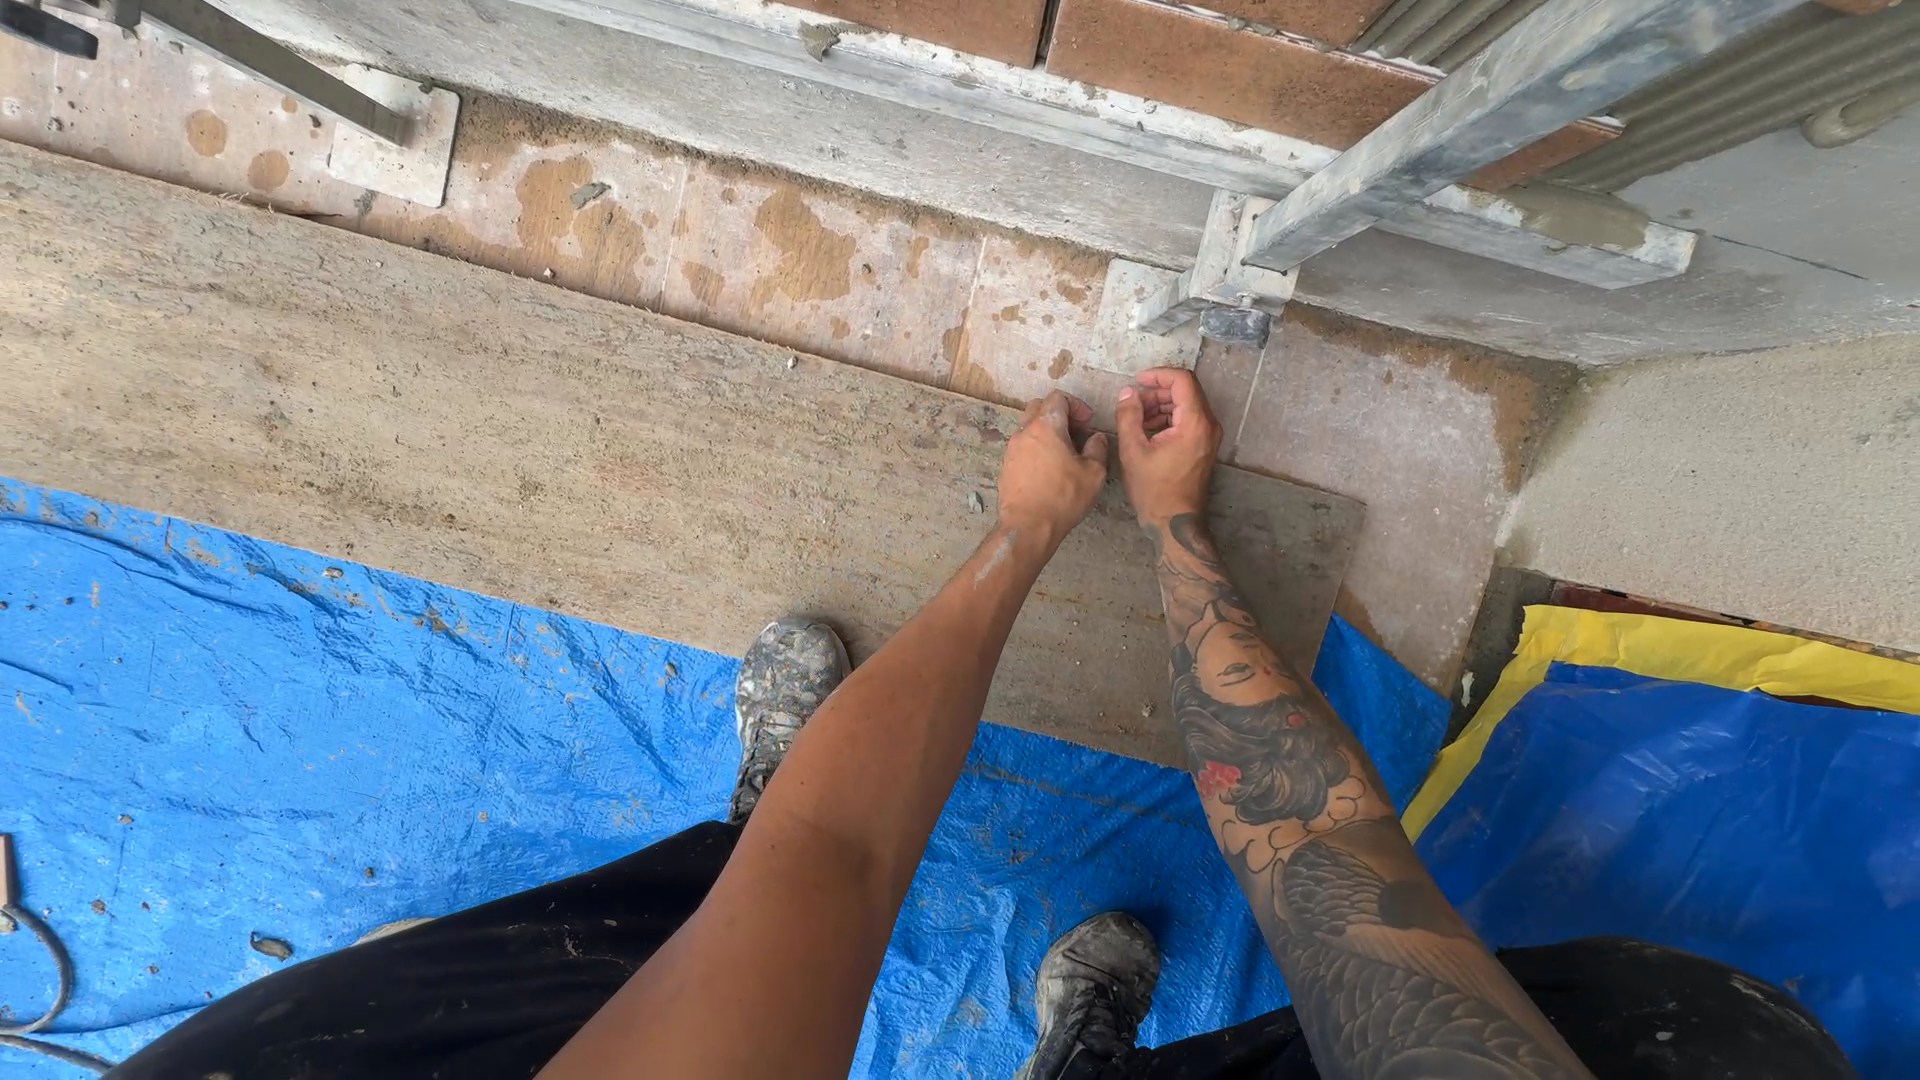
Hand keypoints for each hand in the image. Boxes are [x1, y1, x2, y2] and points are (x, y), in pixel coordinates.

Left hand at [997, 391, 1110, 546]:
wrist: (1027, 526)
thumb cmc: (1063, 498)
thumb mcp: (1093, 473)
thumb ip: (1098, 448)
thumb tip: (1096, 438)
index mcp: (1046, 426)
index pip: (1058, 397)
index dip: (1076, 405)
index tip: (1087, 423)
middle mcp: (1024, 432)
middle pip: (1039, 407)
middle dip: (1059, 413)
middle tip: (1076, 432)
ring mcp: (1011, 449)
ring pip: (1028, 426)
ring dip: (1046, 431)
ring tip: (1064, 452)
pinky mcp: (1006, 466)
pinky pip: (1022, 446)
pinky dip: (1036, 447)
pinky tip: (1048, 467)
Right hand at [1116, 368, 1222, 525]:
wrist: (1175, 521)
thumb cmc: (1154, 490)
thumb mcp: (1133, 451)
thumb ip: (1129, 416)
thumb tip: (1127, 393)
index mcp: (1195, 422)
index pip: (1182, 380)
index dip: (1158, 375)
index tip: (1137, 381)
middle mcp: (1209, 425)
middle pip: (1185, 391)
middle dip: (1157, 391)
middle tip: (1133, 403)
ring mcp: (1209, 436)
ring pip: (1187, 405)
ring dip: (1161, 405)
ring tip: (1137, 418)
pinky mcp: (1204, 446)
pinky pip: (1188, 420)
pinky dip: (1168, 418)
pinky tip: (1148, 430)